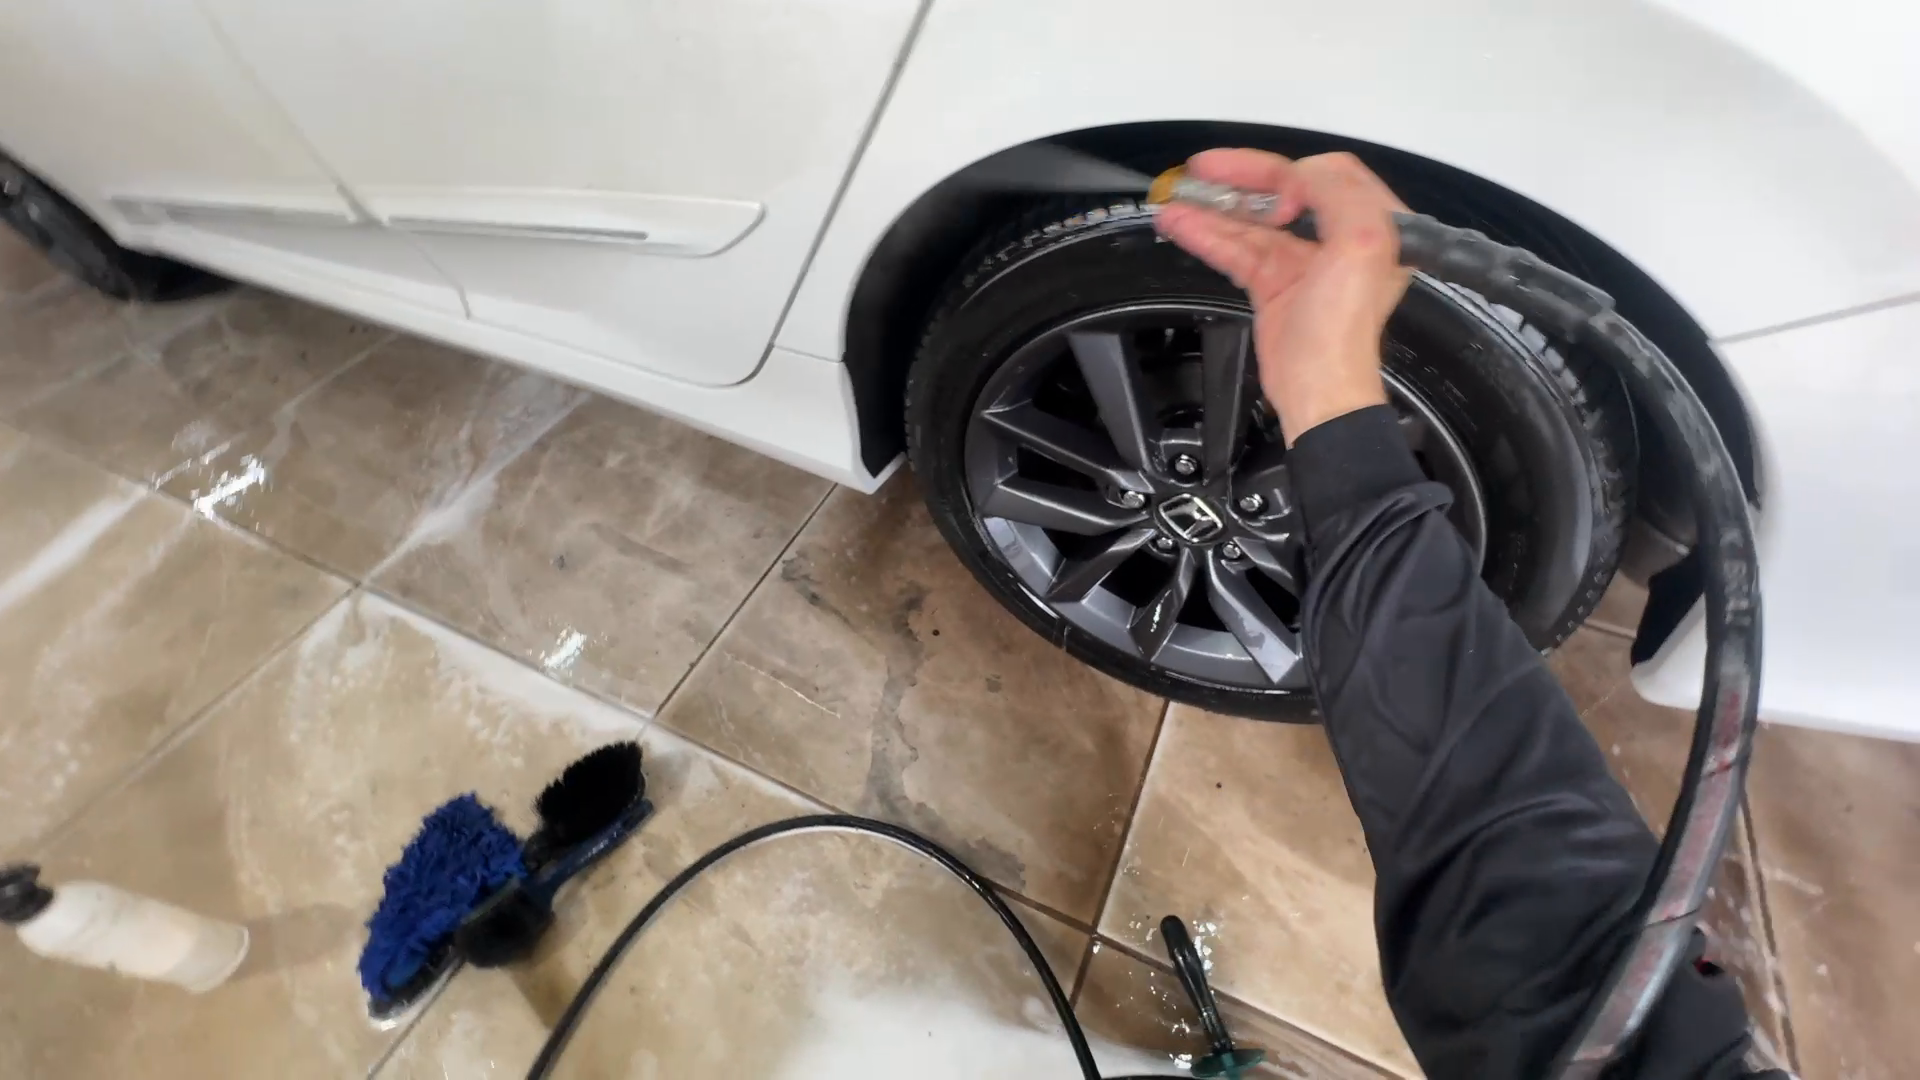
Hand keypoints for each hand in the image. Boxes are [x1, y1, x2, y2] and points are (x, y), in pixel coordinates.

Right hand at [1156, 149, 1411, 444]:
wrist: (1316, 388)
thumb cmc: (1343, 330)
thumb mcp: (1360, 245)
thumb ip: (1338, 194)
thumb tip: (1298, 177)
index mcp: (1372, 223)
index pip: (1327, 175)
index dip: (1290, 174)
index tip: (1264, 189)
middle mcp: (1336, 238)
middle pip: (1283, 194)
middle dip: (1239, 181)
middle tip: (1201, 171)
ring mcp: (1301, 263)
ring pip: (1252, 224)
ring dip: (1211, 213)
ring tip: (1174, 203)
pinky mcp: (1272, 286)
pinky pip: (1237, 252)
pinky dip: (1209, 239)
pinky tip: (1182, 228)